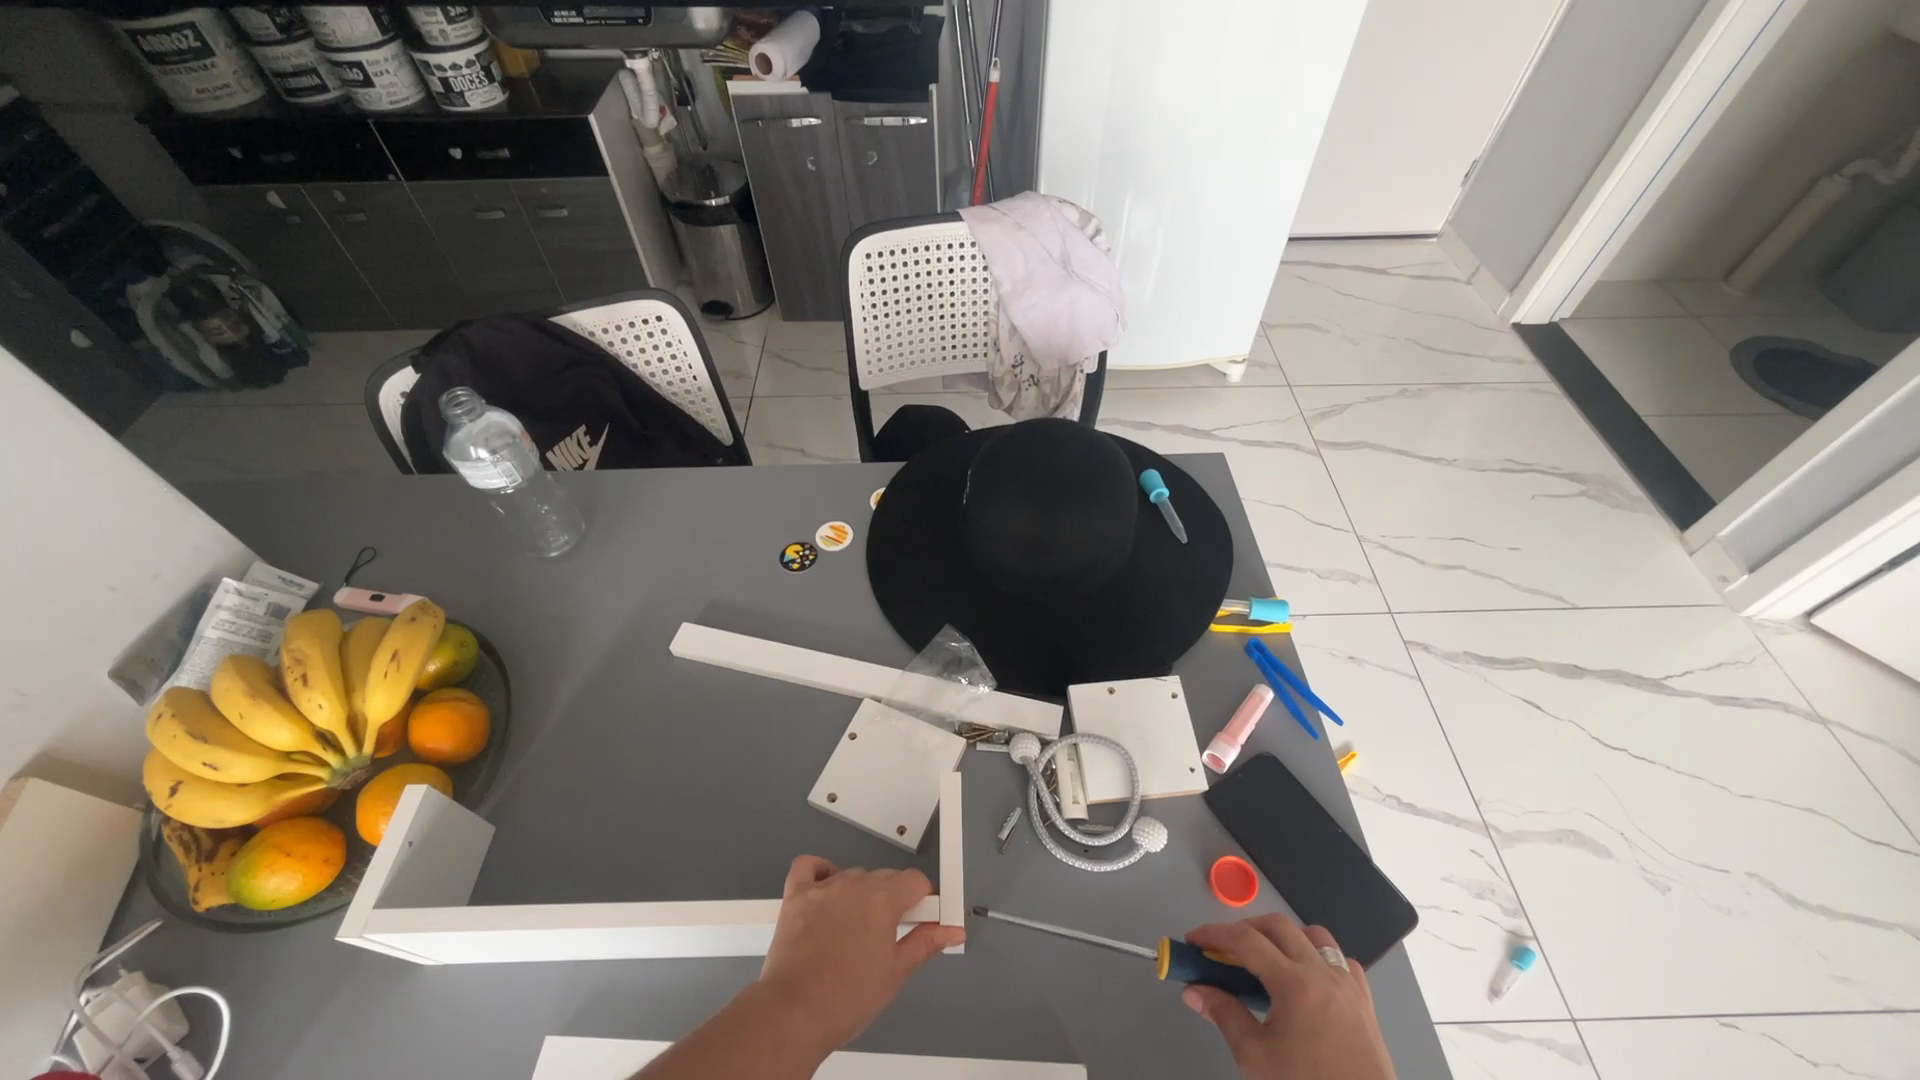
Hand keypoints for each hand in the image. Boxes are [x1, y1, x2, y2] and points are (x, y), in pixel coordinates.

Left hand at [754, 856, 965, 1054]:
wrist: (794, 1014)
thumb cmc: (848, 998)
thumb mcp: (895, 973)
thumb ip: (925, 943)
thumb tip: (953, 931)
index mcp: (883, 900)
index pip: (916, 881)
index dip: (923, 900)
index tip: (922, 920)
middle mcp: (855, 885)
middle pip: (885, 877)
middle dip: (894, 900)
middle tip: (888, 936)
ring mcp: (822, 888)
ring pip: (853, 875)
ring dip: (861, 894)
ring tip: (855, 930)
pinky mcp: (795, 896)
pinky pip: (809, 867)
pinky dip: (820, 873)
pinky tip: (826, 893)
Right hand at [1181, 915, 1395, 1079]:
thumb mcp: (1254, 1056)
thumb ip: (1223, 1014)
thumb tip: (1192, 990)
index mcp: (1294, 984)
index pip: (1246, 940)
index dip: (1215, 934)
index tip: (1193, 940)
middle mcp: (1323, 973)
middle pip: (1278, 926)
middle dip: (1245, 928)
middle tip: (1224, 950)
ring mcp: (1348, 985)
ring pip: (1314, 936)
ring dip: (1284, 937)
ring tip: (1266, 960)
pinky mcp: (1365, 1002)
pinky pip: (1341, 961)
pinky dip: (1318, 957)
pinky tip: (1307, 979)